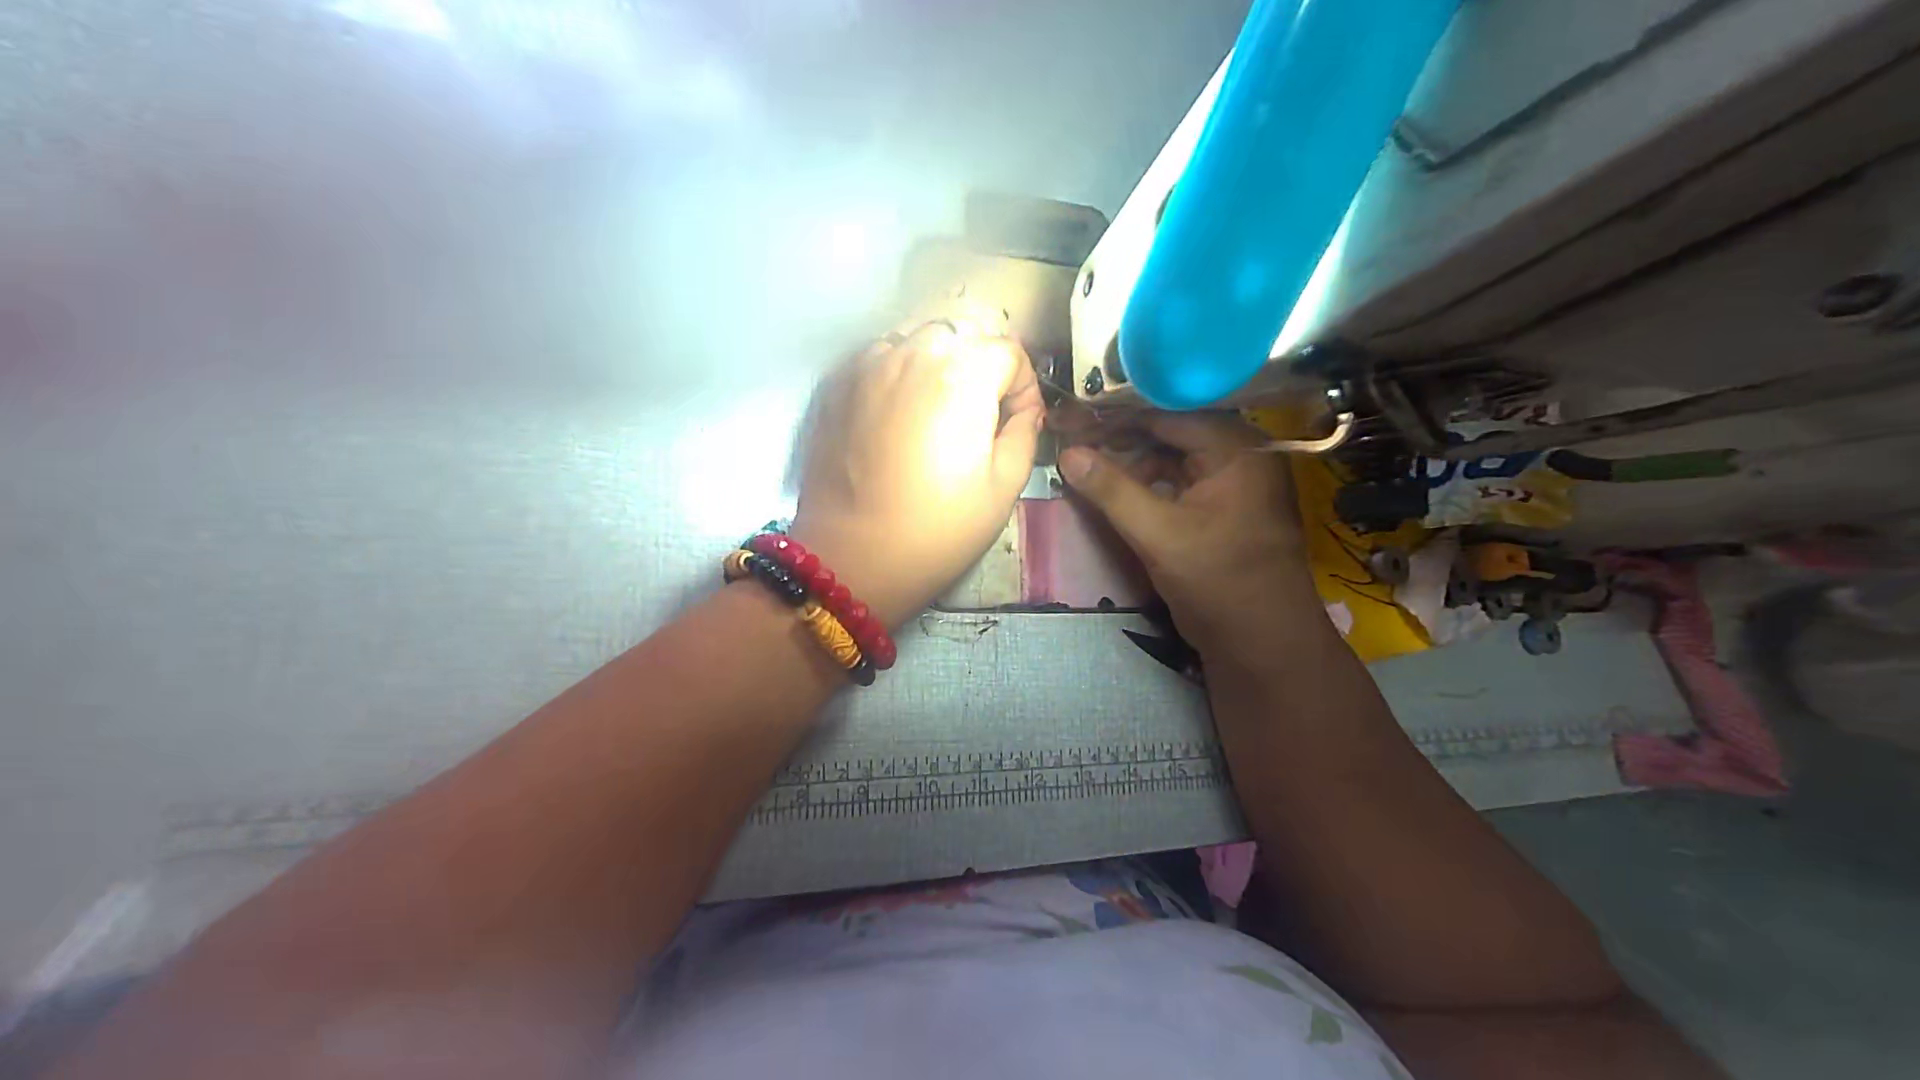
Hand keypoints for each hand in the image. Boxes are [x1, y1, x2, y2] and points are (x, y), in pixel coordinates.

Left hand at [792, 315, 1042, 628]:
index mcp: (962, 374)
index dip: (1021, 386)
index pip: (1008, 351)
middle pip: (961, 338)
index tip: (1015, 422)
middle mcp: (912, 353)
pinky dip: (894, 375)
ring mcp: (867, 365)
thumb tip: (1024, 407)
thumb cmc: (937, 528)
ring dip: (934, 367)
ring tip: (932, 414)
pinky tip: (893, 418)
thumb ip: (1025, 431)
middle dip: (978, 369)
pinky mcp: (836, 384)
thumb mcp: (1004, 487)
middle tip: (974, 419)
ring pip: (915, 343)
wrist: (852, 557)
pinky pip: (877, 360)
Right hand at [1057, 414, 1313, 653]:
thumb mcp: (1158, 535)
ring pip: (1175, 454)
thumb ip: (1111, 490)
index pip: (1168, 412)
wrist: (1265, 645)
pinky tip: (1119, 490)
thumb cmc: (1218, 583)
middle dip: (1122, 435)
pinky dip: (1151, 482)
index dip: (1117, 413)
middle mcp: (1242, 453)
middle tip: (1075, 438)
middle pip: (1172, 429)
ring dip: (1134, 460)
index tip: (1074, 416)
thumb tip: (1067, 452)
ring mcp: (1236, 480)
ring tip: (1091, 466)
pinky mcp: (1226, 506)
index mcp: (1238, 448)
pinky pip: (1182, 478)